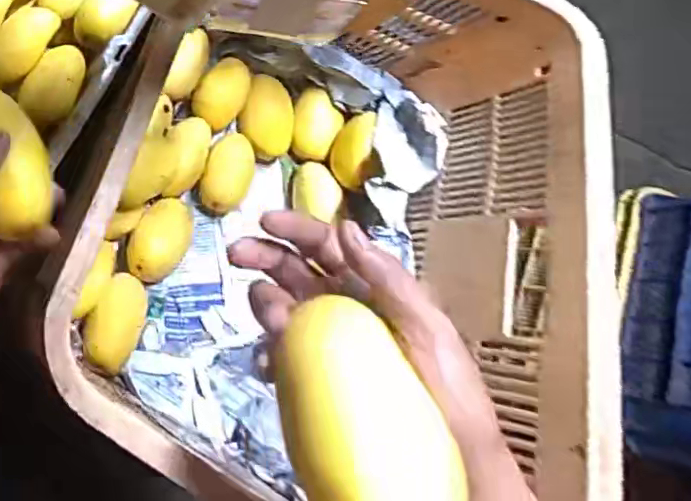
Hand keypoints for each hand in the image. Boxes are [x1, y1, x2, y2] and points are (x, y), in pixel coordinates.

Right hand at [229, 212, 534, 500]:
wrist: (453, 470)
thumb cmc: (450, 399)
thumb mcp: (432, 334)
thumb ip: (391, 280)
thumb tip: (345, 228)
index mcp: (368, 288)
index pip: (325, 244)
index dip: (294, 227)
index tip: (264, 221)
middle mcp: (338, 304)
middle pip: (288, 264)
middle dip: (260, 253)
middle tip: (237, 255)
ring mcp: (319, 336)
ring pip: (273, 299)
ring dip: (263, 302)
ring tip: (274, 324)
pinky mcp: (304, 366)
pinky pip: (271, 346)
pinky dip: (263, 349)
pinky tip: (269, 363)